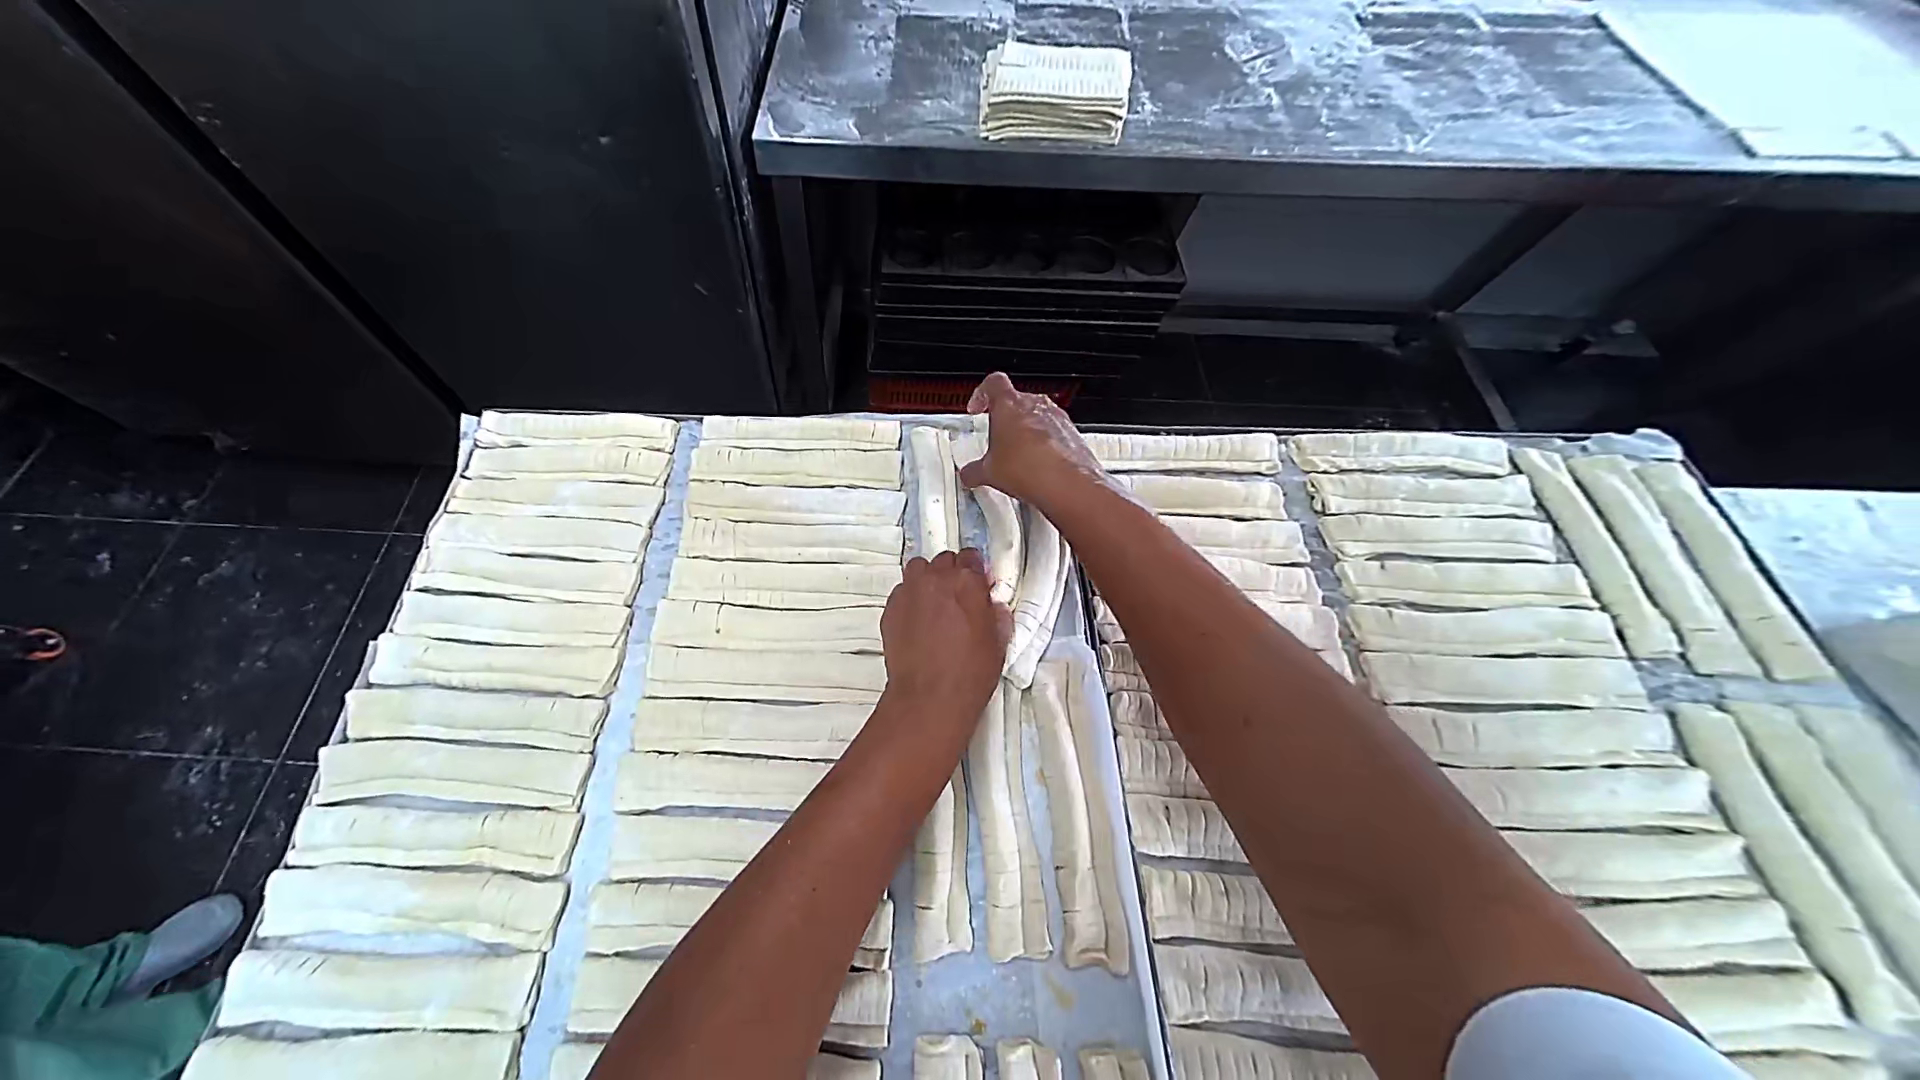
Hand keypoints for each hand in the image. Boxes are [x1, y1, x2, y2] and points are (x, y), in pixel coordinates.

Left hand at [880, 549, 1010, 717]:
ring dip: (928, 579)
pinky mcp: (892, 609)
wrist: (930, 697)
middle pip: (944, 560)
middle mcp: (936, 580)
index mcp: (967, 582)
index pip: (972, 557)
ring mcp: (910, 593)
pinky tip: (919, 620)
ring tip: (936, 602)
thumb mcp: (997, 642)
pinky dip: (911, 599)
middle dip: (952, 574)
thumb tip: (993, 609)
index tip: (978, 582)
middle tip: (959, 596)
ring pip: (918, 569)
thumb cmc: (965, 674)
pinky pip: (902, 592)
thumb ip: (995, 614)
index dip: (976, 571)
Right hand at [957, 372, 1108, 509]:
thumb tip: (969, 475)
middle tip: (997, 438)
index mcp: (1009, 404)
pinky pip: (1054, 433)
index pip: (993, 383)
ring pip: (1037, 417)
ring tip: (1017, 457)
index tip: (978, 407)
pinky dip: (1045, 445)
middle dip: (1005, 419)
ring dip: (1026, 432)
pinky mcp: (1072, 434)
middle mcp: (1036, 405)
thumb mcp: (989, 472)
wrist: (1066, 483)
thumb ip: (975, 470)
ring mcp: (1057, 418)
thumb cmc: (1030, 467)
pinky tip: (1036, 467)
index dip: (982, 393)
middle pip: (1016, 401)